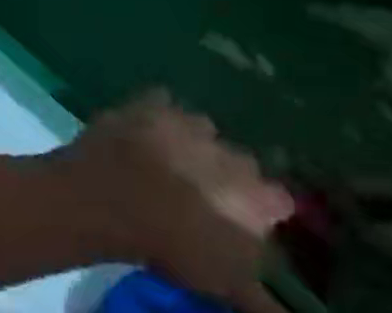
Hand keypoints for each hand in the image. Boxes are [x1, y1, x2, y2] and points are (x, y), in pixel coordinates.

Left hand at [62, 89, 294, 312]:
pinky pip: (160, 100)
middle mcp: (230, 153)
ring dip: (192, 141)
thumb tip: (279, 311)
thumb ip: (264, 298)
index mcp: (259, 198)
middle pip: (239, 161)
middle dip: (225, 174)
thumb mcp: (227, 284)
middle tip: (200, 193)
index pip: (278, 201)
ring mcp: (187, 123)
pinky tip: (144, 127)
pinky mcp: (147, 103)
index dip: (261, 210)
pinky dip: (156, 112)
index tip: (243, 220)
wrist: (112, 198)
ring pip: (201, 128)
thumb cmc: (173, 245)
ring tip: (169, 160)